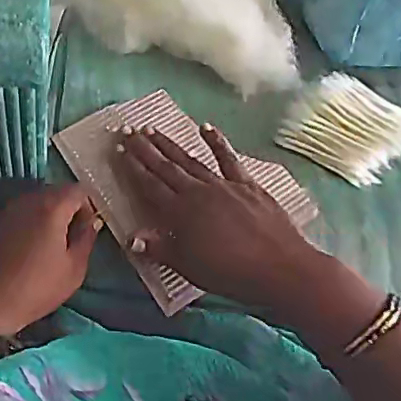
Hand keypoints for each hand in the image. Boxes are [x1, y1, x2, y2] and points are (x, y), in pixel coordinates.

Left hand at [0, 185, 102, 335]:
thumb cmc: (36, 287)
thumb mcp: (73, 269)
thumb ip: (86, 239)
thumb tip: (91, 222)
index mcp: (52, 206)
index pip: (79, 190)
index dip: (89, 206)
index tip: (89, 229)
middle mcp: (29, 198)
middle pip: (57, 191)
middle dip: (70, 209)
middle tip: (74, 238)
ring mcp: (9, 208)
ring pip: (39, 200)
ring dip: (50, 215)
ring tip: (54, 244)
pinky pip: (23, 211)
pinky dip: (33, 220)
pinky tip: (33, 246)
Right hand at [115, 126, 334, 312]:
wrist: (280, 268)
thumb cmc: (229, 272)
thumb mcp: (187, 266)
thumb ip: (159, 248)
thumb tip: (131, 238)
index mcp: (179, 212)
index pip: (149, 184)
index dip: (132, 167)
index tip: (119, 149)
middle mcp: (197, 192)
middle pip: (165, 167)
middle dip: (145, 148)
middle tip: (128, 130)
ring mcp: (223, 185)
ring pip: (189, 160)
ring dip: (169, 144)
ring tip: (152, 129)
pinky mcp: (247, 185)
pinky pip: (228, 159)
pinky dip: (216, 142)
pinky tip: (205, 128)